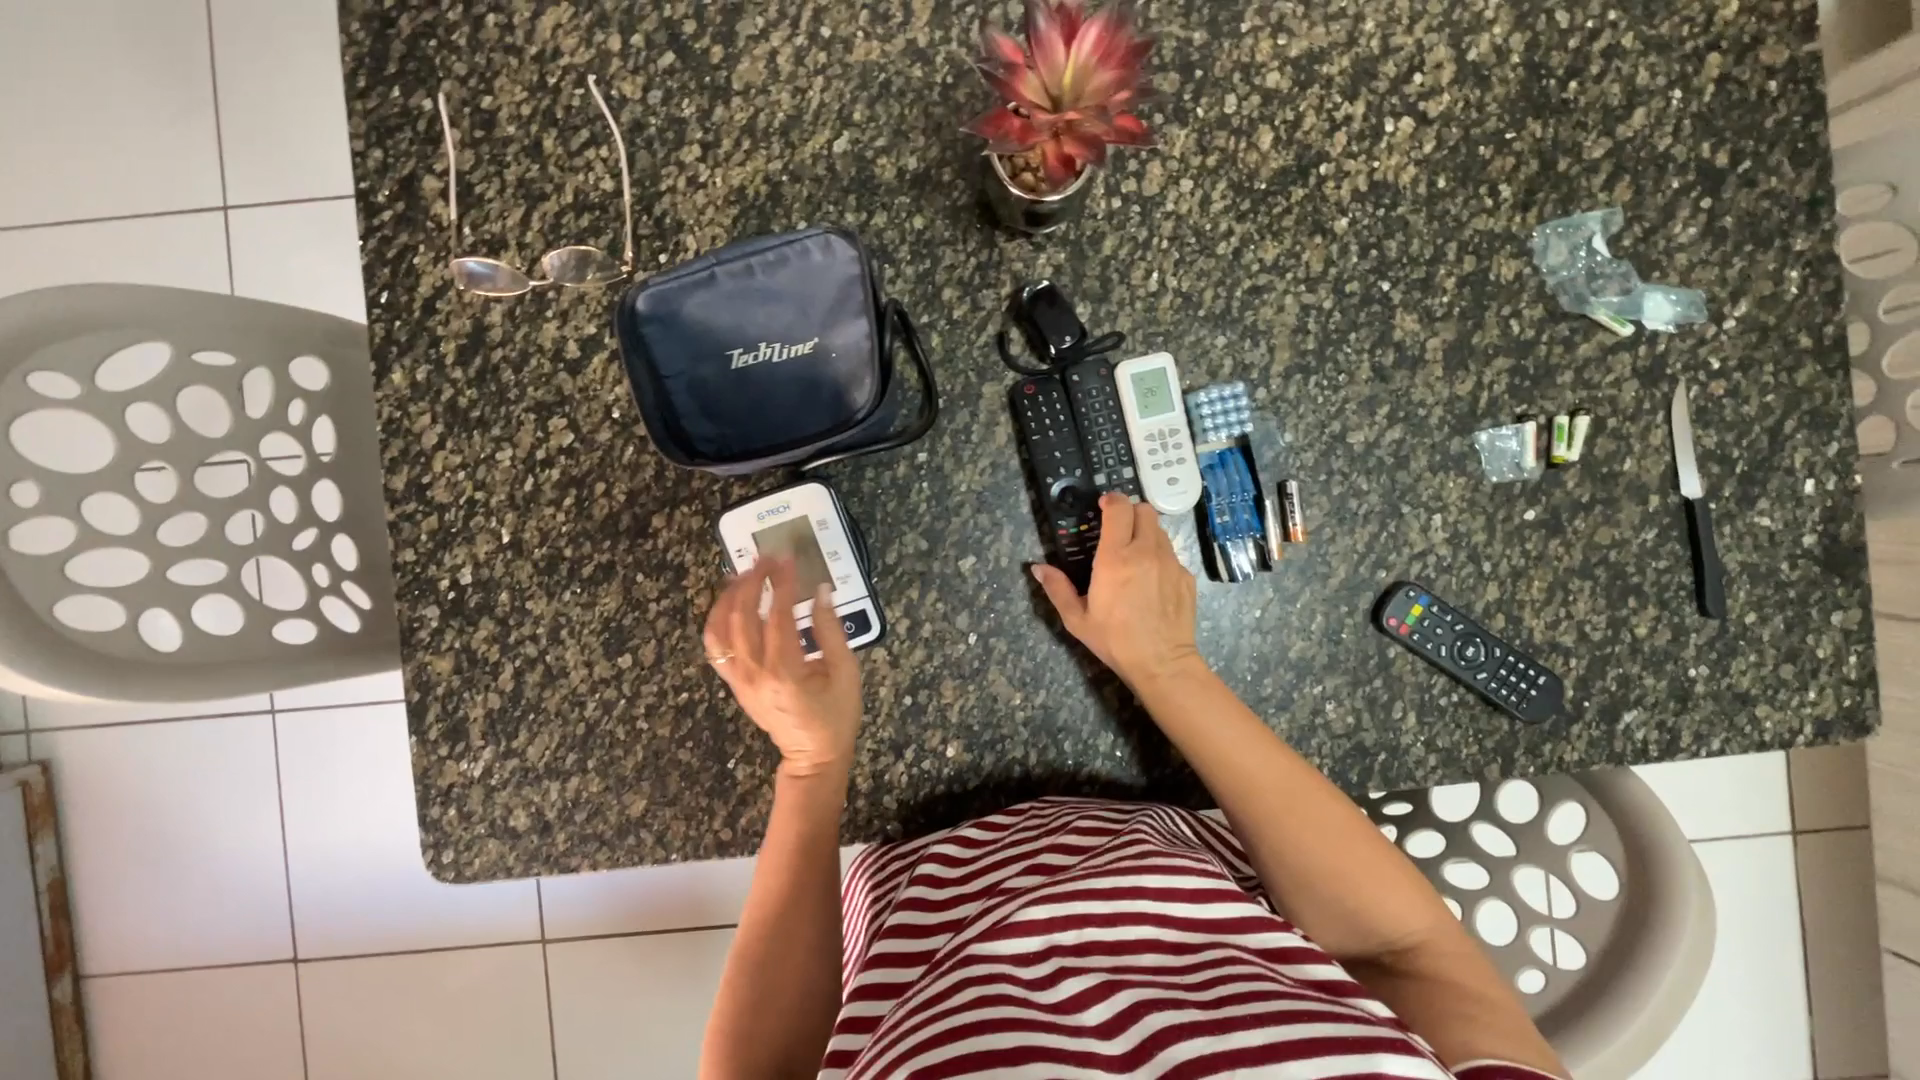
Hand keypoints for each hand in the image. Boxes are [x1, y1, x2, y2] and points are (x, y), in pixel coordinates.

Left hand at [703, 558, 862, 777]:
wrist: (814, 756)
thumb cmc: (835, 716)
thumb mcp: (846, 672)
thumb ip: (830, 630)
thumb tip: (819, 591)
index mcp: (785, 671)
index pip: (778, 615)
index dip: (782, 583)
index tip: (787, 559)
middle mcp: (754, 673)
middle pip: (742, 616)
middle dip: (753, 582)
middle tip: (765, 560)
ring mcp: (739, 680)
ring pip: (719, 629)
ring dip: (729, 597)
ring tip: (743, 576)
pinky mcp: (734, 684)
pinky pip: (715, 647)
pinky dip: (718, 620)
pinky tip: (730, 604)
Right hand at [1032, 493, 1201, 687]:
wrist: (1162, 663)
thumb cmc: (1114, 640)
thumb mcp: (1077, 619)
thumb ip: (1057, 589)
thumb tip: (1038, 568)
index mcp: (1115, 558)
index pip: (1119, 508)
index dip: (1111, 500)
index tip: (1104, 505)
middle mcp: (1145, 552)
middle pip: (1144, 510)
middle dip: (1130, 512)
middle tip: (1119, 528)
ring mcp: (1170, 562)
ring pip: (1160, 530)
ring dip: (1145, 533)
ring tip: (1135, 554)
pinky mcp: (1186, 576)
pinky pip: (1172, 554)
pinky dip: (1160, 557)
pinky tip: (1152, 581)